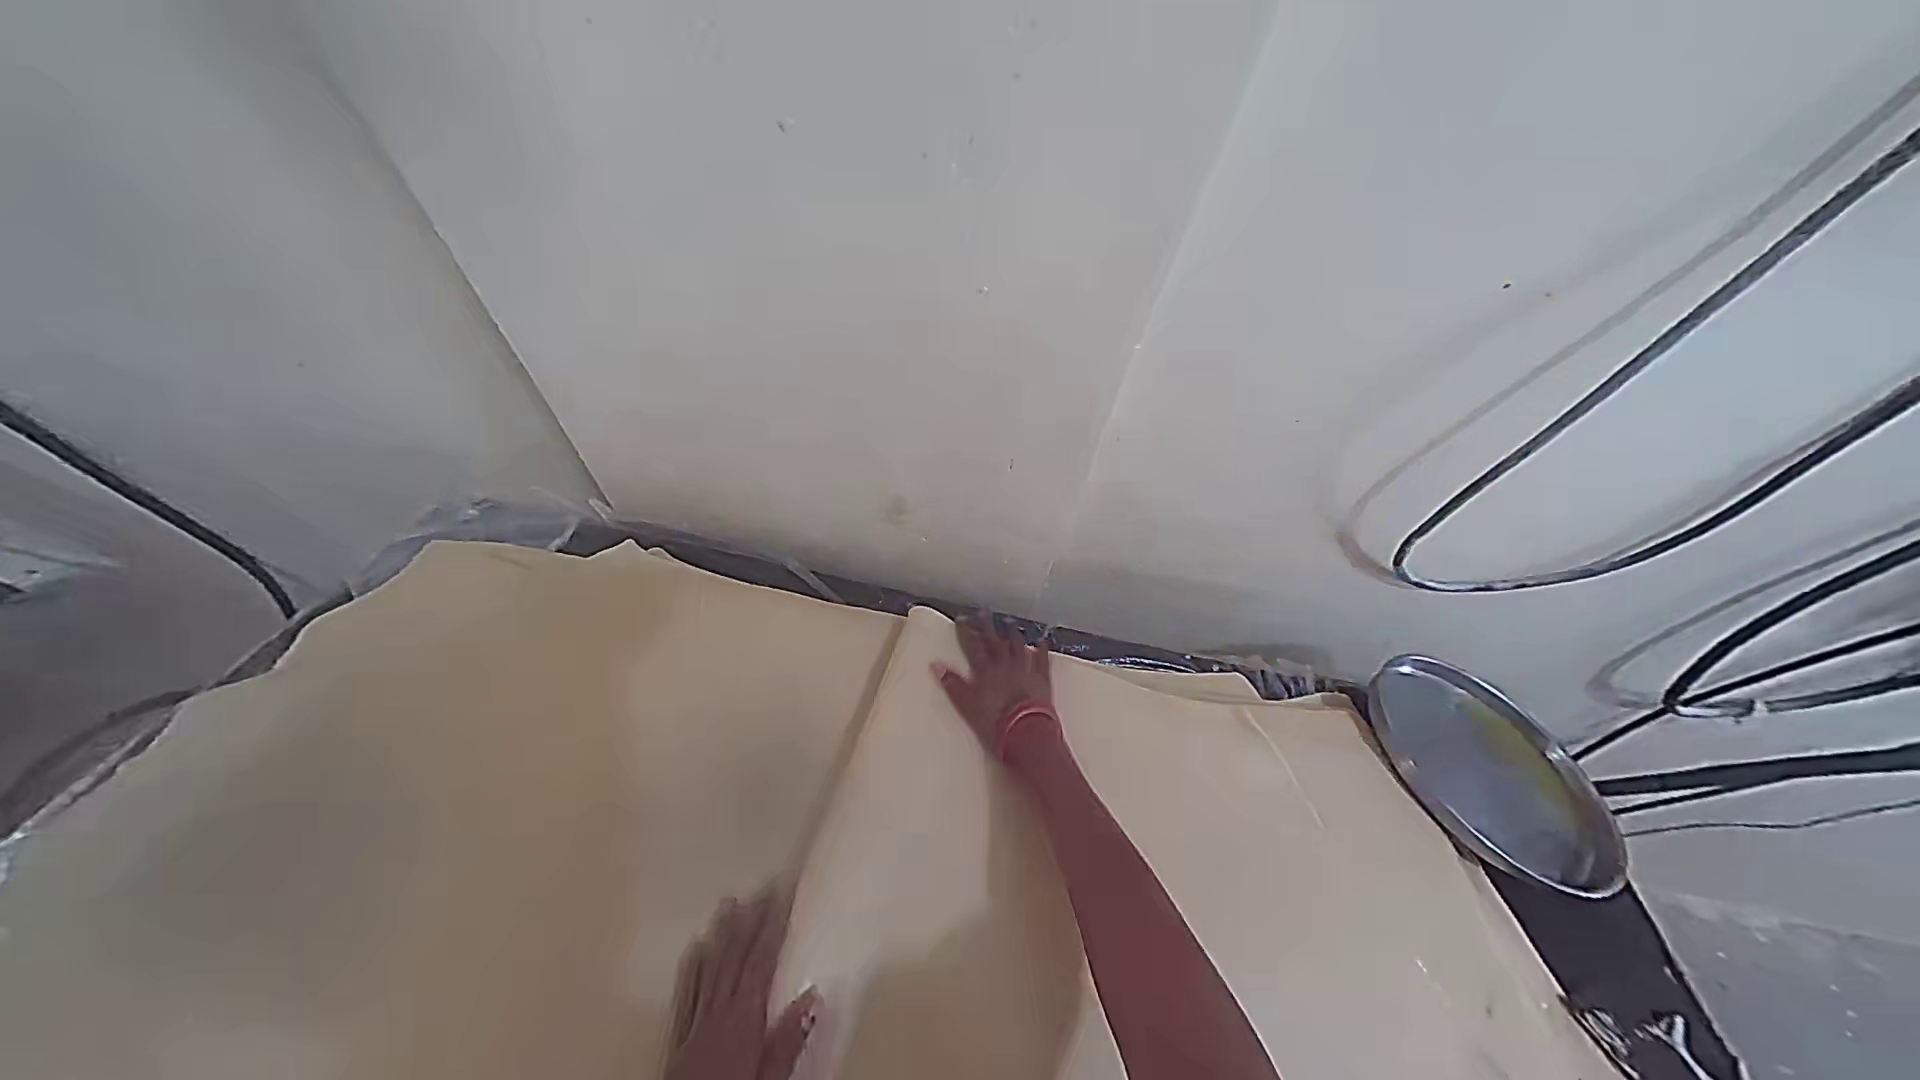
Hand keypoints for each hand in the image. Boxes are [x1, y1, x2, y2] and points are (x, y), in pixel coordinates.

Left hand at [665, 889, 817, 1079]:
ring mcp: (696, 1023)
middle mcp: (718, 1012)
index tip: (783, 892)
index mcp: (744, 1018)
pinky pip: (687, 992)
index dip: (773, 923)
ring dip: (722, 933)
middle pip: (736, 956)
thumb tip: (812, 995)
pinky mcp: (679, 1038)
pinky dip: (693, 966)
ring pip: (711, 966)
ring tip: (730, 902)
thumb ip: (787, 1040)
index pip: (761, 960)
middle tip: (763, 886)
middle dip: (751, 918)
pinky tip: (696, 947)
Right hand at [933, 615, 1059, 760]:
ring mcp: (1024, 670)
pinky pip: (1041, 661)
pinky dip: (1042, 650)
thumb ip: (952, 684)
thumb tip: (936, 665)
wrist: (1025, 730)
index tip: (963, 618)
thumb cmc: (993, 721)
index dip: (967, 631)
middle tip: (984, 612)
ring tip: (1010, 622)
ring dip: (1013, 633)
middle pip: (994, 641)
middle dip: (988, 626)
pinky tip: (1042, 641)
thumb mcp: (966, 705)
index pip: (973, 646)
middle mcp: (1004, 665)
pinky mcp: (1041, 680)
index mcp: (985, 671)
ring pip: (1018, 646)